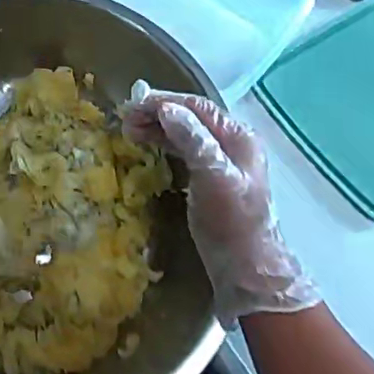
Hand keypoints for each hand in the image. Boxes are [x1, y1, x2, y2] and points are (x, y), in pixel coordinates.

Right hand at [123, 88, 318, 325]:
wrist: (248, 271)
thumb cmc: (231, 224)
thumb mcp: (213, 178)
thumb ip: (193, 141)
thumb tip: (166, 109)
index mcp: (238, 137)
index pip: (195, 106)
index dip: (162, 102)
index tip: (131, 105)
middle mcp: (232, 143)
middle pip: (189, 117)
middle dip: (156, 114)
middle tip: (125, 120)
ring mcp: (223, 162)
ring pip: (185, 132)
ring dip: (157, 128)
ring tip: (130, 132)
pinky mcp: (211, 179)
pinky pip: (184, 150)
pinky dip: (164, 144)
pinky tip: (149, 147)